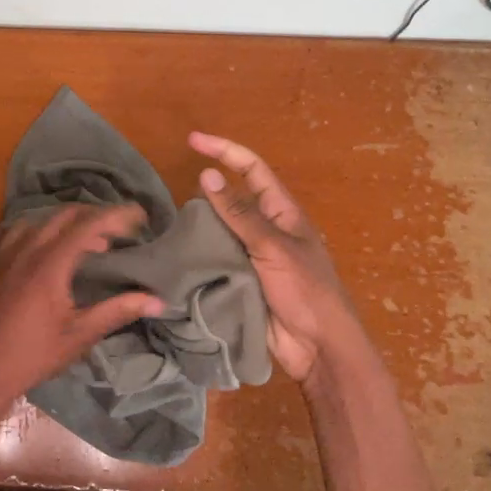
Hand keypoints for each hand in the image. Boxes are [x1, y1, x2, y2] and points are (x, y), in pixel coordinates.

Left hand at [0, 204, 164, 403]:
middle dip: (92, 216)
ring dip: (63, 224)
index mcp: (49, 264)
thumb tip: (157, 300)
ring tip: (83, 242)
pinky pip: (9, 232)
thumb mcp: (80, 335)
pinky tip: (38, 244)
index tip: (138, 214)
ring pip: (37, 221)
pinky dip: (31, 230)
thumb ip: (117, 311)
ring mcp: (3, 254)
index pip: (88, 226)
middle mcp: (25, 250)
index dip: (115, 216)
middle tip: (116, 231)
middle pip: (63, 216)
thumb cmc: (35, 354)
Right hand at [191, 132, 351, 382]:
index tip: (192, 140)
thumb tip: (207, 173)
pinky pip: (216, 260)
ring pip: (219, 231)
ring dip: (199, 229)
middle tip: (176, 205)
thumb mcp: (273, 248)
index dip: (224, 149)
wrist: (319, 350)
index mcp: (282, 213)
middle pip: (231, 200)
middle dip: (205, 196)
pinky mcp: (242, 281)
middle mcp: (266, 230)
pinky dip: (199, 256)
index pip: (251, 168)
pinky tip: (178, 258)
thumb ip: (239, 213)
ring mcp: (253, 256)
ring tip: (171, 231)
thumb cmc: (307, 291)